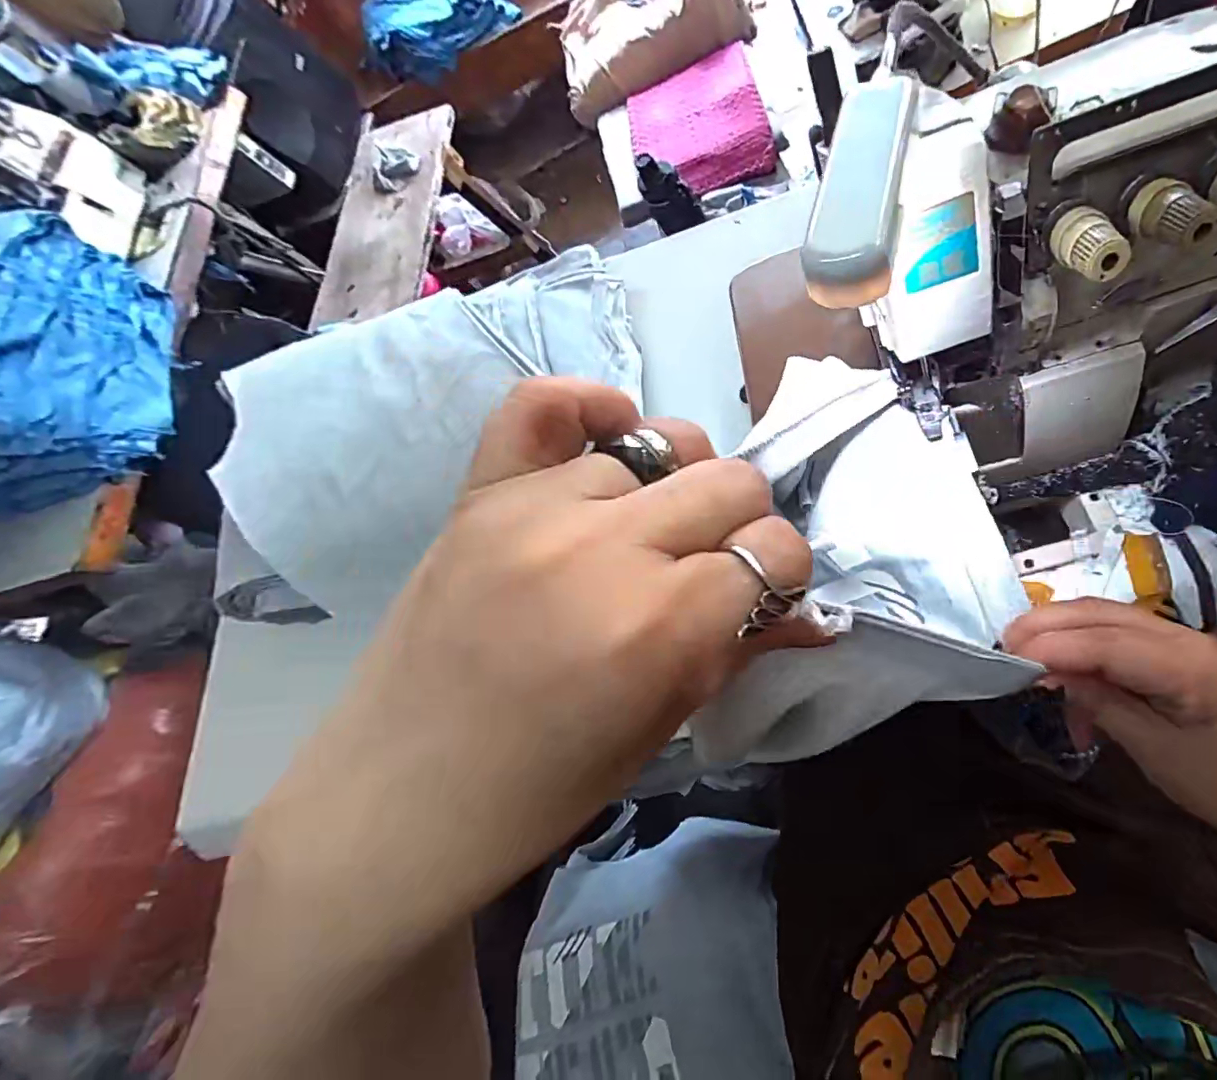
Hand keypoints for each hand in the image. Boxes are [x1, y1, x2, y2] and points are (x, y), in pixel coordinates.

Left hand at [245, 378, 817, 957]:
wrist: (404, 798)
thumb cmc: (549, 786)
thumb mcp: (668, 722)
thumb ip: (745, 648)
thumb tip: (812, 612)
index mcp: (663, 624)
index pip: (773, 549)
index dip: (783, 572)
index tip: (765, 595)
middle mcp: (607, 549)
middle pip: (731, 482)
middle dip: (744, 524)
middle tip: (713, 566)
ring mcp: (536, 511)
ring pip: (658, 446)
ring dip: (676, 490)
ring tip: (649, 531)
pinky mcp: (480, 494)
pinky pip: (544, 405)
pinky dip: (591, 410)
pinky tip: (609, 437)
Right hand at [1002, 599, 1216, 835]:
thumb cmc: (1212, 783)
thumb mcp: (1150, 749)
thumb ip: (1099, 702)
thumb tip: (1046, 672)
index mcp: (1192, 668)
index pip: (1110, 644)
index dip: (1055, 645)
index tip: (1010, 654)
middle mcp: (1188, 638)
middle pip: (1104, 616)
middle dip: (1050, 624)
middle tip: (1006, 641)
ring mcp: (1182, 636)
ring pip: (1106, 615)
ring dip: (1061, 627)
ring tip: (1022, 646)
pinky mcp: (1172, 644)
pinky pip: (1116, 629)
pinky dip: (1081, 640)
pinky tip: (1060, 660)